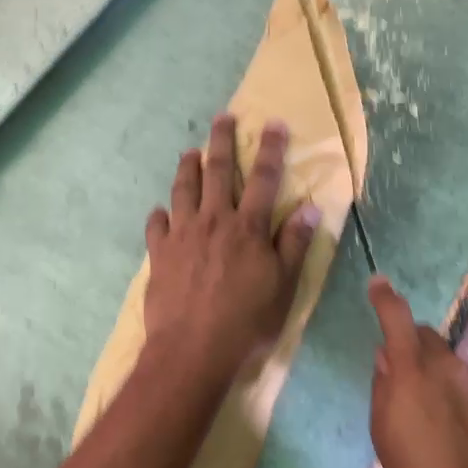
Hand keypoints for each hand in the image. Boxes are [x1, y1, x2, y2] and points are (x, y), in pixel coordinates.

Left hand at [142, 114, 320, 384]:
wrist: (192, 349)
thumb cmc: (246, 321)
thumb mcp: (283, 286)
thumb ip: (294, 245)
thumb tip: (310, 209)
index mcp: (248, 227)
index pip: (265, 179)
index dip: (271, 150)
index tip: (275, 124)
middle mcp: (214, 221)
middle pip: (218, 171)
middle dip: (222, 141)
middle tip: (223, 117)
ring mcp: (182, 235)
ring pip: (183, 190)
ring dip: (188, 168)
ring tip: (189, 152)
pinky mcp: (159, 254)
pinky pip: (157, 226)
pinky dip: (160, 215)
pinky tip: (161, 212)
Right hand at [368, 277, 467, 467]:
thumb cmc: (415, 467)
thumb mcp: (381, 429)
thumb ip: (383, 385)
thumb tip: (386, 357)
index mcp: (410, 367)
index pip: (396, 318)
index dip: (385, 298)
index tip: (378, 283)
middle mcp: (444, 362)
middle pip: (423, 336)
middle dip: (410, 345)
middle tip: (401, 377)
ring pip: (446, 360)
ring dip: (433, 371)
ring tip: (429, 413)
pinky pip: (465, 381)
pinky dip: (454, 392)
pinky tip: (453, 426)